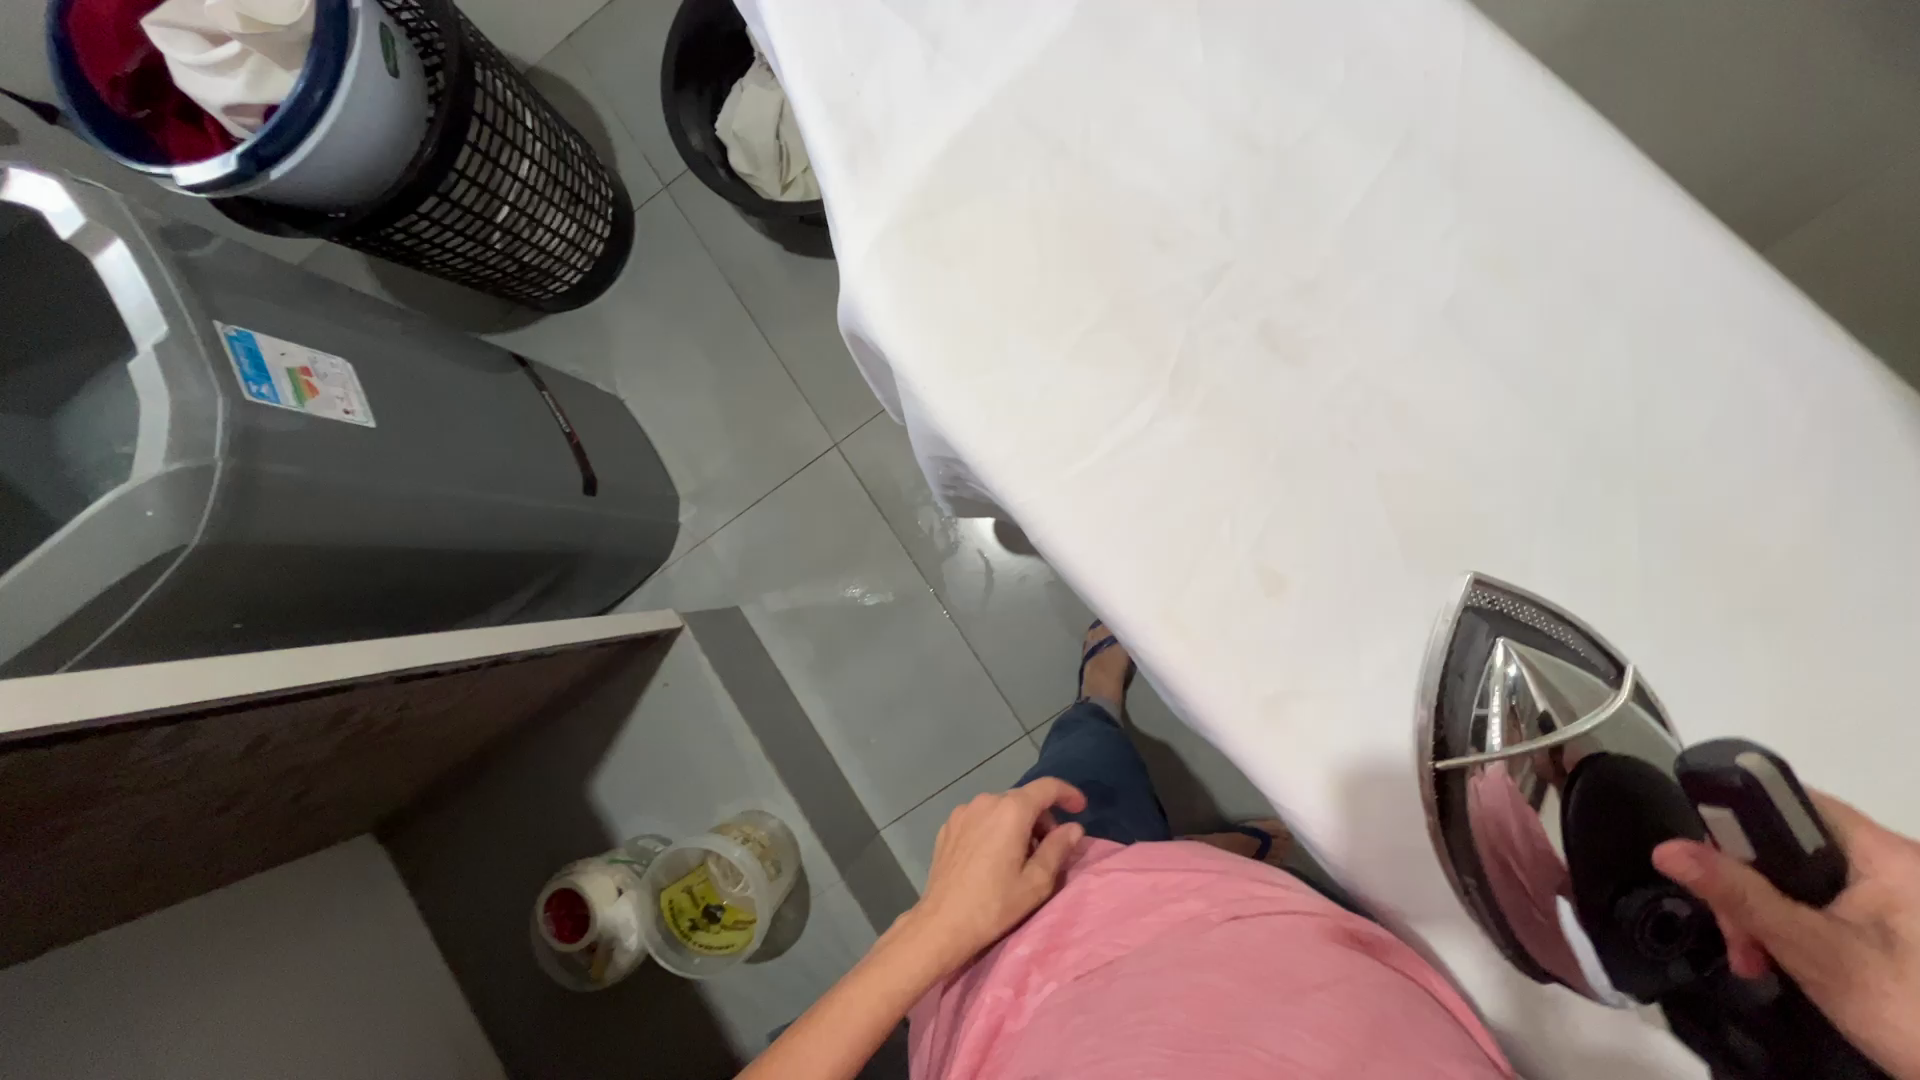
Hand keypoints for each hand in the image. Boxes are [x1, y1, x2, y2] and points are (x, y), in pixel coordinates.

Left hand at [897, 778, 1088, 969]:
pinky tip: (993, 857)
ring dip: (1017, 823)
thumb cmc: (995, 904)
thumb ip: (1058, 848)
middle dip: (1042, 818)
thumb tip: (1074, 828)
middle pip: (1023, 798)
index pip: (1047, 787)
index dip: (1068, 794)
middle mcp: (985, 801)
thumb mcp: (1036, 882)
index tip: (1080, 808)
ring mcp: (963, 812)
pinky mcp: (948, 825)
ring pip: (1001, 807)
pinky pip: (981, 817)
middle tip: (1049, 849)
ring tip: (1020, 857)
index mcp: (1011, 810)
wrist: (942, 923)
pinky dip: (995, 828)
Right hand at [1653, 793, 1919, 1079]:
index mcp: (1888, 855)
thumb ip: (1739, 895)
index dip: (1736, 822)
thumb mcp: (1813, 952)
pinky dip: (1792, 927)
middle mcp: (1896, 864)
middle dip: (1743, 886)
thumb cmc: (1909, 1013)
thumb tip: (1667, 849)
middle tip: (1735, 936)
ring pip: (1798, 878)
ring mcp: (1898, 896)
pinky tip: (1779, 958)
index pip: (1789, 802)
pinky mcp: (1896, 925)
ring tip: (1753, 959)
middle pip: (1785, 845)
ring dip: (1761, 913)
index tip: (1710, 865)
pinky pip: (1822, 903)